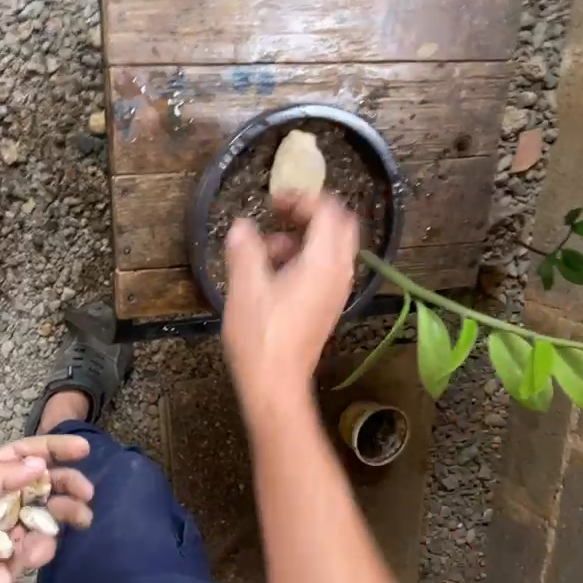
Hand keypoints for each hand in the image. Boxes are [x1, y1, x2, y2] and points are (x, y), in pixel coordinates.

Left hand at [0, 435, 94, 582]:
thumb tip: (38, 464)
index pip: (19, 456)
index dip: (50, 450)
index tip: (83, 449)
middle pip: (40, 483)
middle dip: (65, 482)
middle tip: (87, 490)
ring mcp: (9, 532)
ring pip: (47, 513)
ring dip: (66, 511)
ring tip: (83, 517)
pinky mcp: (17, 559)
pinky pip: (41, 545)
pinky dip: (42, 547)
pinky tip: (28, 557)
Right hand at [221, 192, 358, 413]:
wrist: (275, 385)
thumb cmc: (262, 339)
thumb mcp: (245, 288)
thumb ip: (245, 250)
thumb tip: (241, 227)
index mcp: (323, 263)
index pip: (328, 211)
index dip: (303, 198)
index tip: (276, 200)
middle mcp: (338, 275)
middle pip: (340, 226)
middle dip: (312, 215)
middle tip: (282, 215)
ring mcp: (336, 294)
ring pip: (333, 250)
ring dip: (305, 240)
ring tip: (269, 250)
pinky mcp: (326, 309)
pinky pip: (326, 272)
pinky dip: (306, 262)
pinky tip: (275, 277)